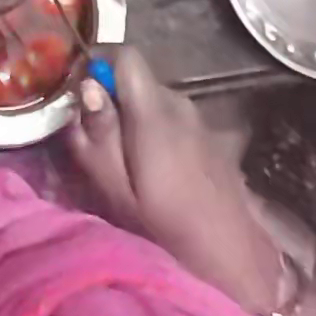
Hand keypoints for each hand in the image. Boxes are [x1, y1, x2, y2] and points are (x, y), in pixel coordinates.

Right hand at [63, 47, 286, 312]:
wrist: (234, 261)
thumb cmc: (166, 231)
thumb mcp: (117, 191)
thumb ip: (99, 135)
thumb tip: (87, 86)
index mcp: (155, 111)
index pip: (126, 55)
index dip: (99, 64)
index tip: (81, 93)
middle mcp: (180, 103)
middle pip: (138, 80)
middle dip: (112, 100)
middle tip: (95, 142)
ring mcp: (200, 118)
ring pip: (154, 101)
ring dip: (134, 120)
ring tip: (126, 165)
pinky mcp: (211, 136)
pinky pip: (173, 119)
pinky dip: (156, 132)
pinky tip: (157, 173)